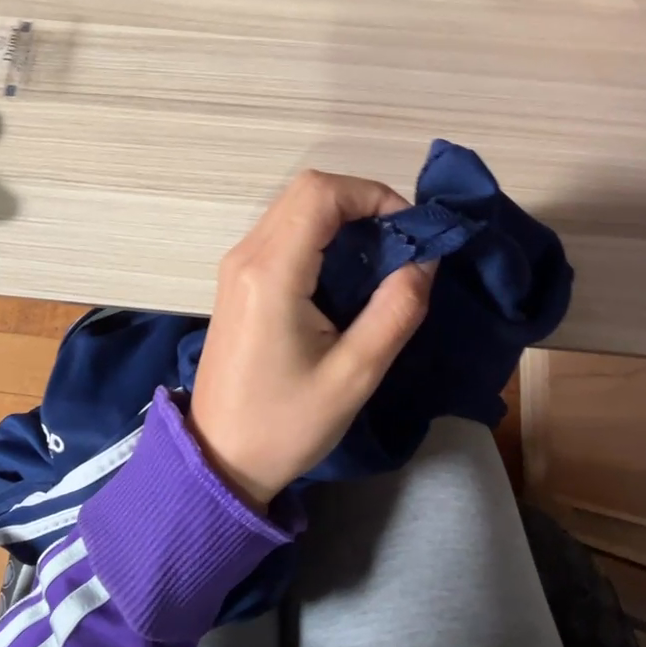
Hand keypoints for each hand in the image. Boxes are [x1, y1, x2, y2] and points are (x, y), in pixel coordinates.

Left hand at [190, 171, 436, 508]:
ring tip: (380, 261)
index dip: (372, 195)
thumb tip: (425, 259)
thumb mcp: (354, 375)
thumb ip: (395, 310)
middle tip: (400, 245)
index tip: (410, 232)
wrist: (220, 456)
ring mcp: (237, 264)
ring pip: (293, 207)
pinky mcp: (238, 278)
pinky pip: (282, 231)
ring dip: (341, 217)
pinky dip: (320, 234)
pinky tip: (346, 274)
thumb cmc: (286, 424)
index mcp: (271, 272)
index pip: (320, 193)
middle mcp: (247, 255)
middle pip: (306, 190)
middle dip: (361, 202)